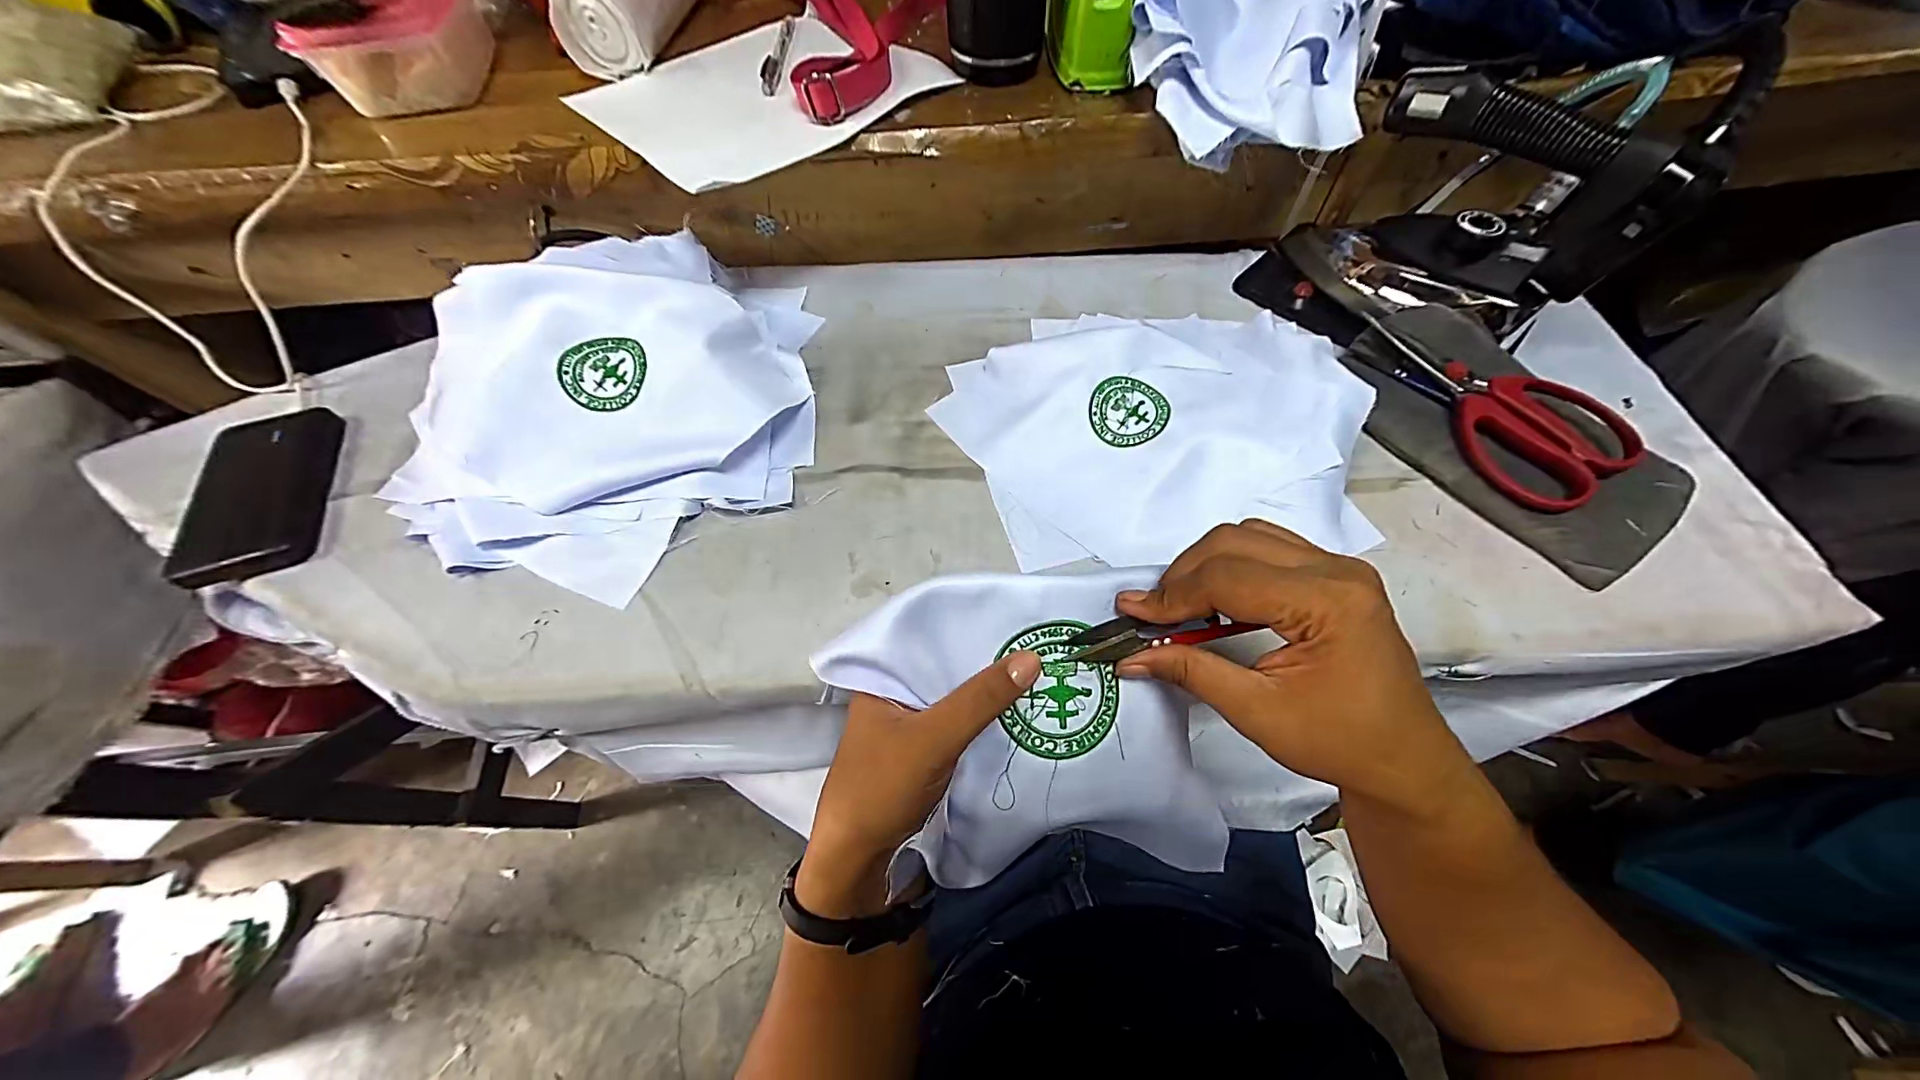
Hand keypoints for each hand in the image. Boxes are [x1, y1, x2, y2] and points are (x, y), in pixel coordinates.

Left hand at [798, 652, 1041, 917]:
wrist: (857, 863)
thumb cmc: (881, 789)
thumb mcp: (934, 738)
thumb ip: (979, 700)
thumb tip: (1031, 657)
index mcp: (880, 681)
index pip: (926, 640)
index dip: (966, 628)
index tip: (1011, 617)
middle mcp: (892, 698)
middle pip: (943, 670)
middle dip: (982, 662)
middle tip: (1033, 642)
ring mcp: (907, 728)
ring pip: (952, 699)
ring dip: (984, 694)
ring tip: (1032, 671)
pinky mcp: (922, 755)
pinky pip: (956, 726)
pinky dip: (979, 721)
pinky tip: (1012, 713)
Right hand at [1113, 521, 1471, 812]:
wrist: (1402, 760)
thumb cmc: (1341, 742)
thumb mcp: (1256, 711)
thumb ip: (1190, 672)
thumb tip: (1134, 655)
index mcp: (1328, 601)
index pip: (1228, 577)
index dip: (1172, 595)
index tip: (1133, 613)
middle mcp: (1338, 572)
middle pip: (1234, 542)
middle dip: (1184, 575)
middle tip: (1153, 613)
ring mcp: (1340, 569)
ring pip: (1249, 536)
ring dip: (1205, 565)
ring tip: (1180, 606)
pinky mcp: (1335, 577)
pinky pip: (1269, 548)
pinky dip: (1231, 566)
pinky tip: (1216, 599)